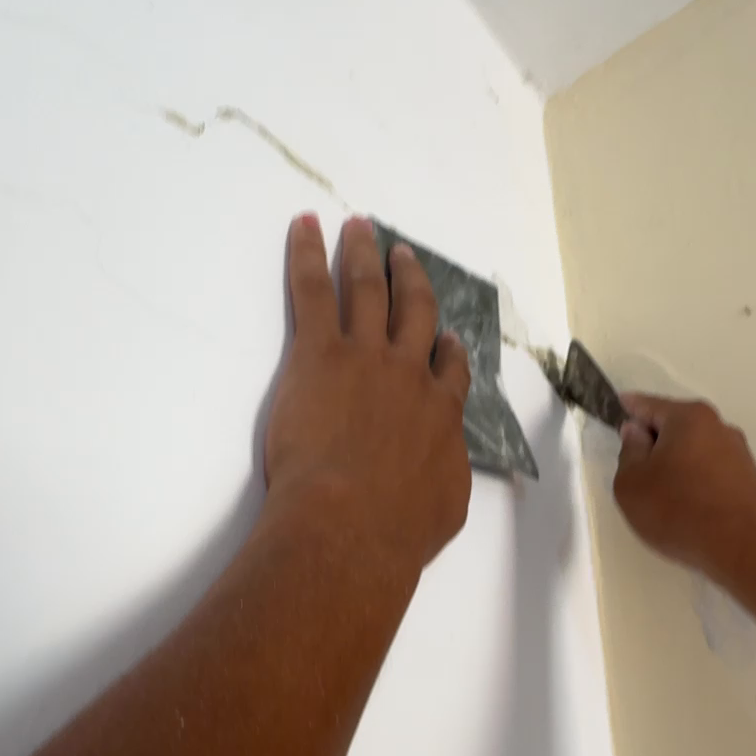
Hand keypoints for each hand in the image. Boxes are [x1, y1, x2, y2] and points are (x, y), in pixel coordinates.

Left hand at [262, 214, 473, 571]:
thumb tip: (445, 461)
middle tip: (403, 254)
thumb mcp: (447, 506)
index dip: (448, 347)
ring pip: (368, 291)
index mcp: (442, 412)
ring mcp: (366, 357)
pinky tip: (305, 226)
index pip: (450, 368)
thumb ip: (448, 471)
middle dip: (410, 279)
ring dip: (365, 256)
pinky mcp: (319, 354)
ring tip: (360, 228)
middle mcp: (410, 373)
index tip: (447, 336)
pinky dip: (307, 255)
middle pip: (415, 312)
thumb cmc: (399, 529)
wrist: (351, 524)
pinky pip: (312, 291)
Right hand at [613, 394, 755, 580]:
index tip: (615, 410)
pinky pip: (708, 470)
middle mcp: (718, 426)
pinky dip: (692, 479)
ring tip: (658, 494)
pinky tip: (684, 505)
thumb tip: (637, 434)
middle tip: (631, 467)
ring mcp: (737, 452)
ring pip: (692, 449)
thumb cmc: (678, 510)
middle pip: (673, 426)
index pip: (648, 405)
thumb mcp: (631, 483)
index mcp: (688, 417)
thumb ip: (628, 452)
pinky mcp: (748, 478)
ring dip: (673, 462)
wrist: (743, 549)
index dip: (627, 408)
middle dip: (651, 440)